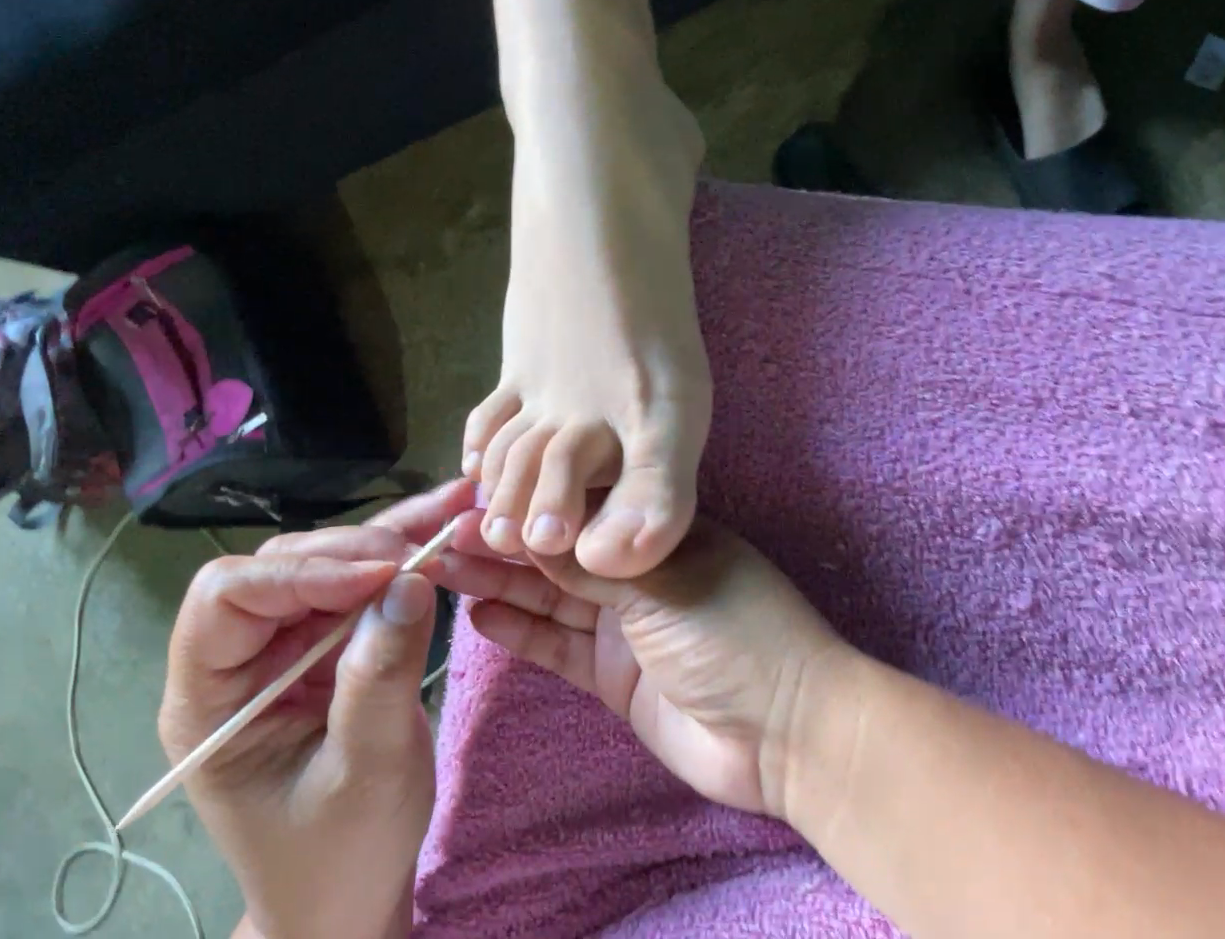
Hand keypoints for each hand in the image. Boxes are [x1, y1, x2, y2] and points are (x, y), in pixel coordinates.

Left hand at [158, 481, 472, 938]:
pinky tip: (446, 525)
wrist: (349, 898)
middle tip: (432, 551)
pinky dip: (407, 559)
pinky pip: (366, 590)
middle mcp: (241, 662)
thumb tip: (410, 582)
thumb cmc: (341, 852)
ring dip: (392, 539)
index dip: (304, 574)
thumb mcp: (367, 770)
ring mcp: (288, 653)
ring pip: (330, 567)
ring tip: (455, 513)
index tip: (387, 575)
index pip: (229, 599)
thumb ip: (379, 677)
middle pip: (282, 570)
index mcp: (209, 700)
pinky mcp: (332, 651)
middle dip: (356, 552)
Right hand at [441, 518, 850, 817]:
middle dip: (506, 542)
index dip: (533, 501)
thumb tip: (530, 525)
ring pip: (553, 599)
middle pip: (562, 554)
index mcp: (663, 535)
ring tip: (442, 568)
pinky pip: (560, 648)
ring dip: (502, 584)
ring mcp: (629, 627)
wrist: (784, 732)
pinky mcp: (617, 677)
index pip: (586, 508)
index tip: (475, 493)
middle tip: (440, 533)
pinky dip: (522, 632)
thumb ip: (593, 562)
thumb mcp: (664, 584)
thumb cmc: (739, 634)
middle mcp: (642, 574)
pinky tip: (478, 616)